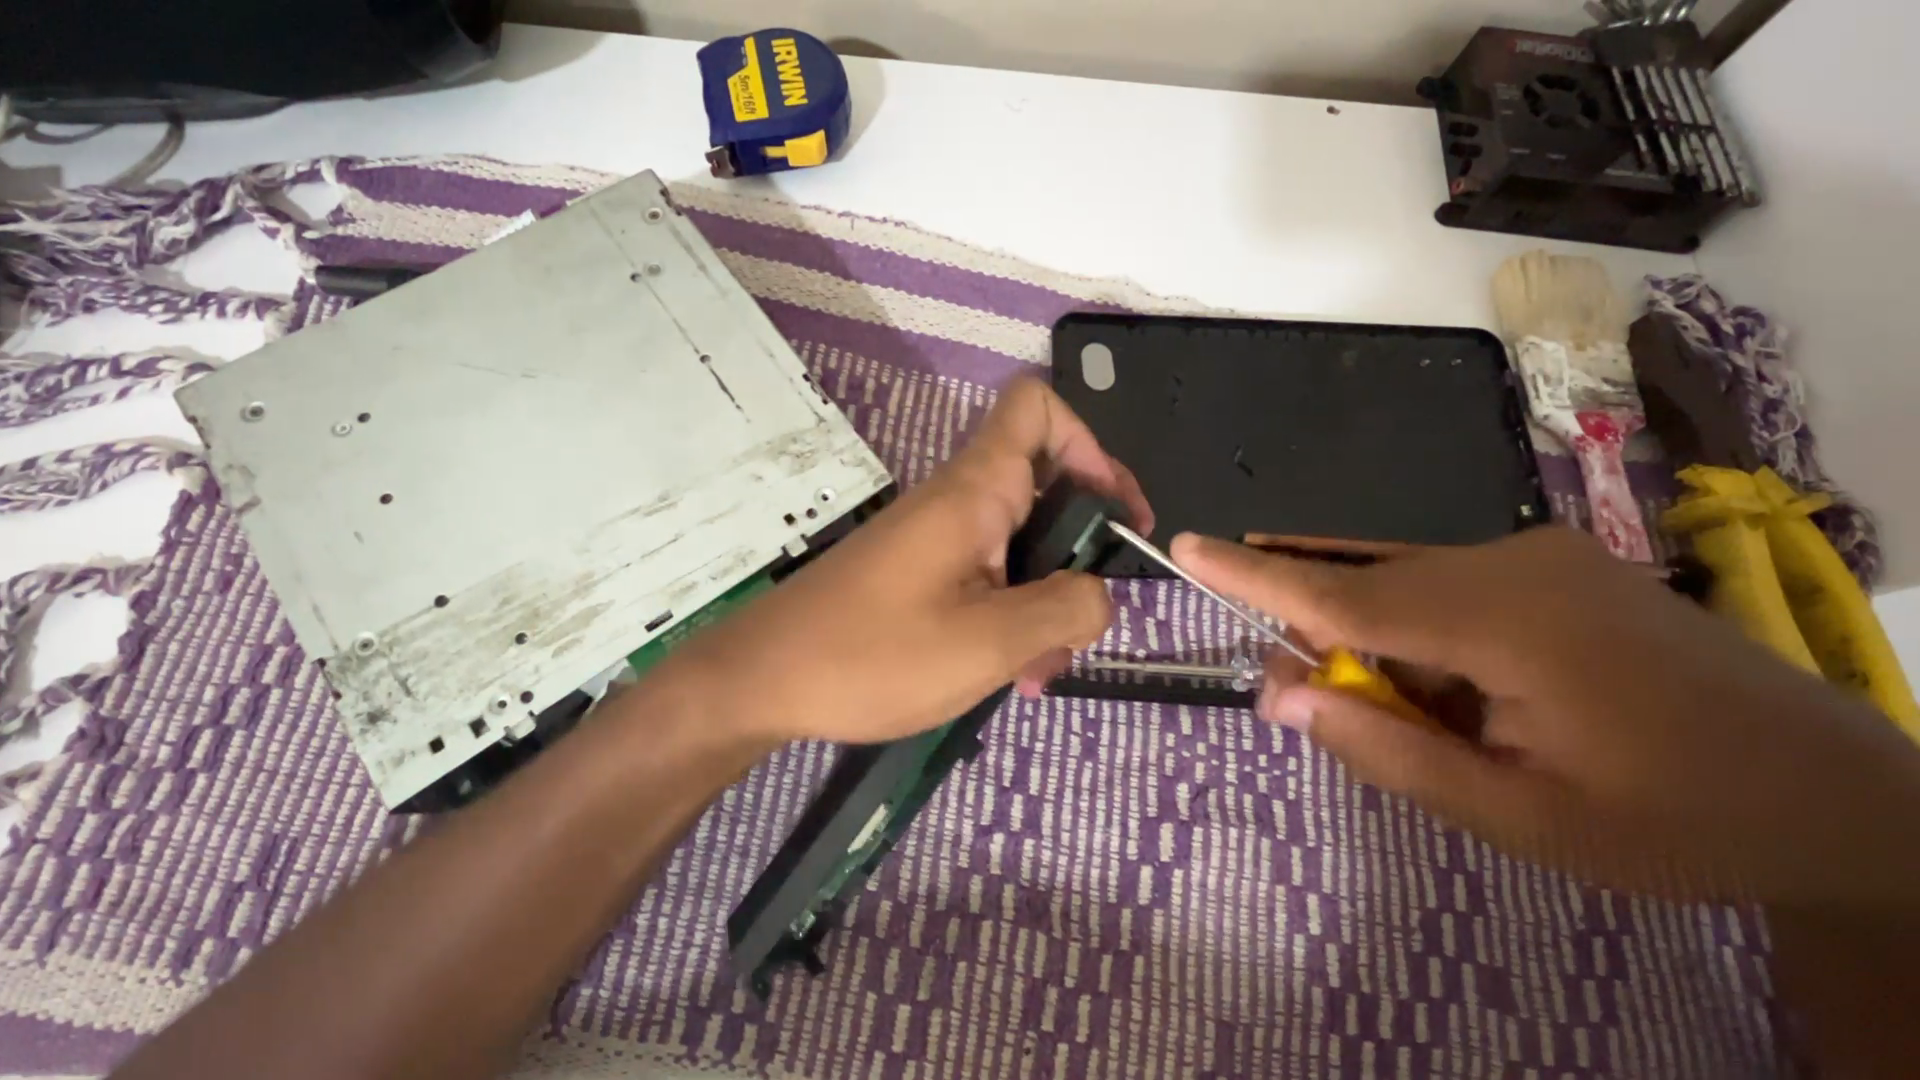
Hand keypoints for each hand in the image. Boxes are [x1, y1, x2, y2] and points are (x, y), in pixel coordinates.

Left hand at [662, 377, 1150, 745]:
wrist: (761, 683)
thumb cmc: (873, 656)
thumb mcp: (990, 643)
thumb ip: (1066, 609)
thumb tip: (1101, 592)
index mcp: (975, 492)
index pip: (1037, 408)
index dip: (1091, 444)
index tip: (1117, 516)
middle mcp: (957, 502)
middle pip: (1045, 488)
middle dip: (1079, 553)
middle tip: (1086, 620)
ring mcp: (936, 540)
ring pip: (1019, 547)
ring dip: (1045, 601)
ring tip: (1040, 670)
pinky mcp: (918, 576)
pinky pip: (986, 579)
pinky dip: (1009, 617)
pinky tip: (1008, 675)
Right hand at [1172, 526, 1919, 909]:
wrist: (1843, 796)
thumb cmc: (1675, 821)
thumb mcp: (1519, 816)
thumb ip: (1389, 753)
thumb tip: (1283, 695)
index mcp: (1503, 621)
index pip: (1341, 592)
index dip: (1253, 575)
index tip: (1183, 546)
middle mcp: (1513, 563)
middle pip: (1368, 586)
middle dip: (1324, 639)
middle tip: (1317, 706)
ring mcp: (1540, 557)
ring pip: (1406, 586)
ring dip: (1381, 648)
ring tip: (1430, 723)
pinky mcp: (1557, 567)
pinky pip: (1448, 588)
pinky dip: (1419, 636)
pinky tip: (1458, 693)